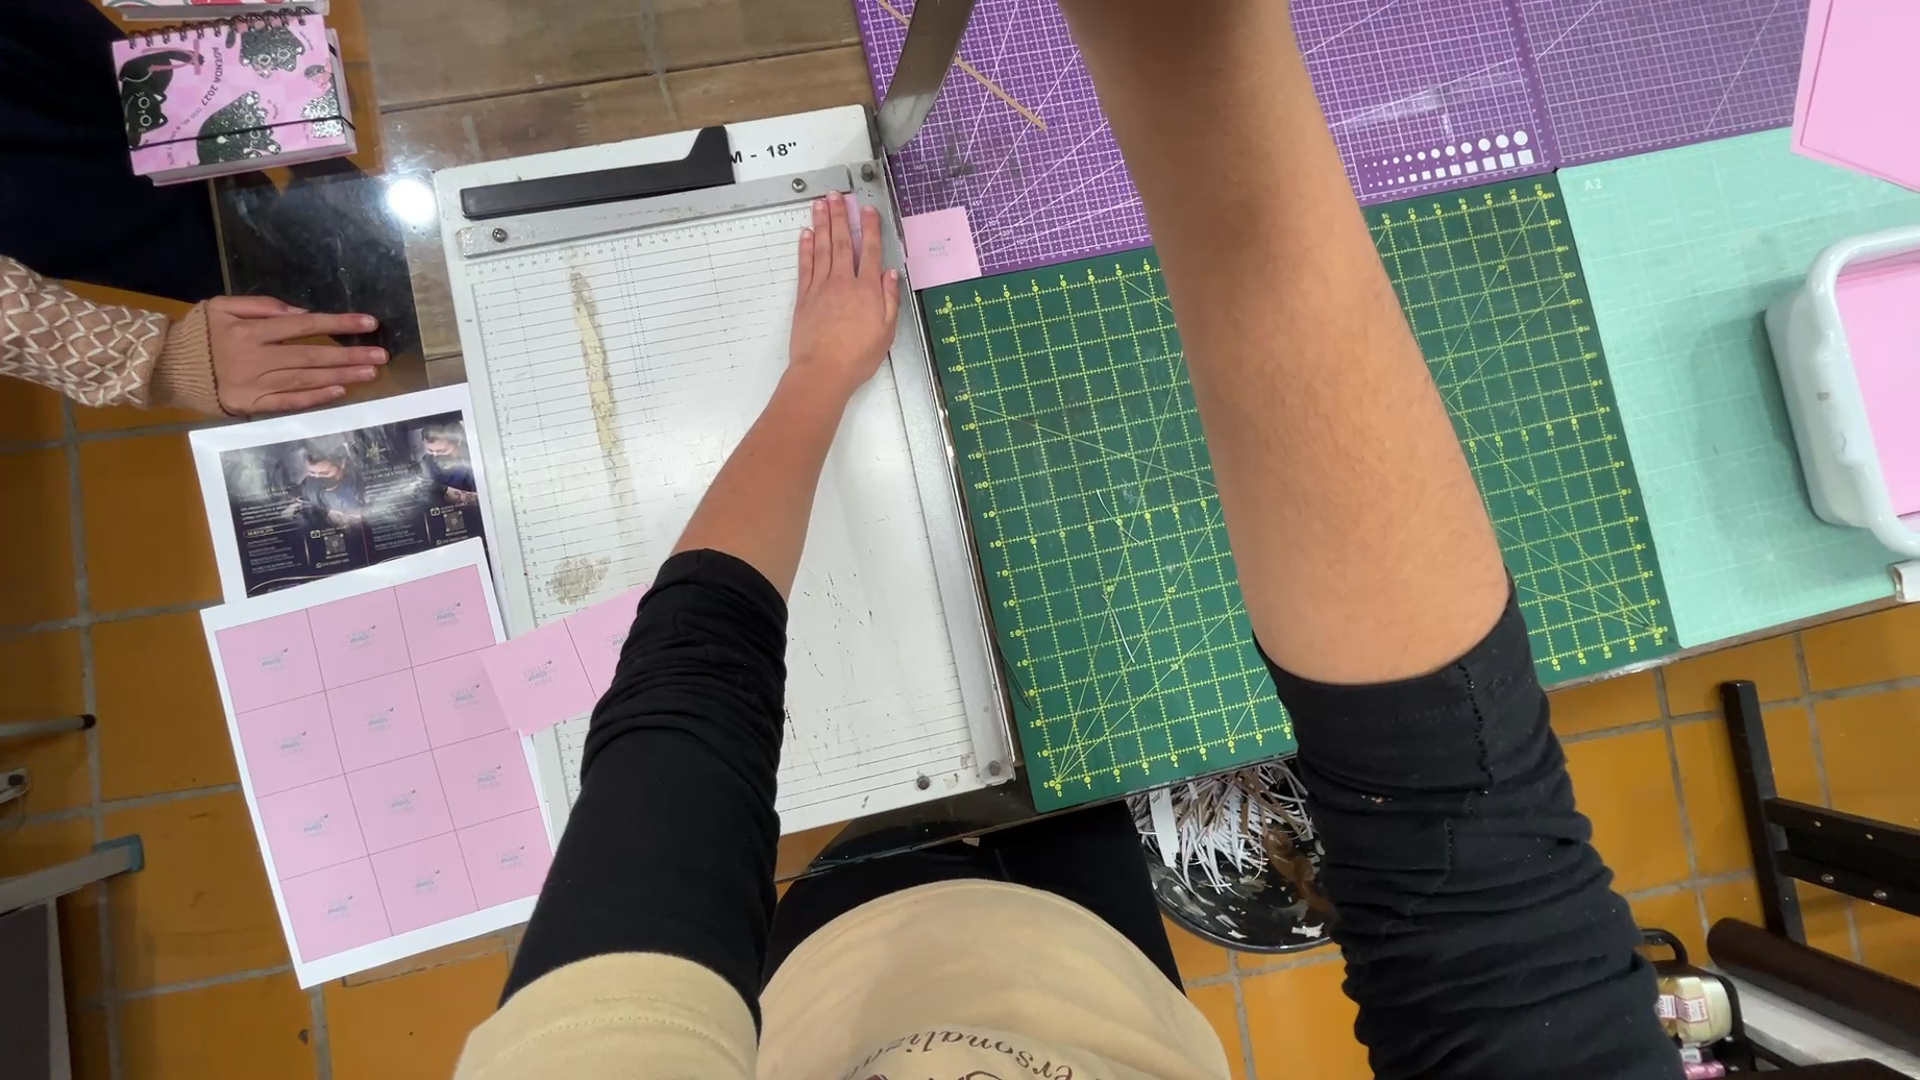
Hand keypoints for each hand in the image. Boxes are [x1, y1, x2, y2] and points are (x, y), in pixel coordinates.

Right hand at [207, 296, 387, 414]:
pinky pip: (290, 400)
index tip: (370, 323)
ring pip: (306, 379)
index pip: (303, 325)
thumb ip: (262, 306)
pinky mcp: (253, 403)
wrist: (164, 364)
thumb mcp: (222, 307)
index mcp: (248, 330)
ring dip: (342, 376)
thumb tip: (303, 313)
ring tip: (371, 372)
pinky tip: (341, 392)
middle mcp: (254, 356)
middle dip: (349, 355)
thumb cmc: (202, 333)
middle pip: (311, 355)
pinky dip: (316, 397)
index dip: (338, 324)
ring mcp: (255, 382)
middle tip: (381, 355)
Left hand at [787, 196, 900, 400]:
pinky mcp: (805, 297)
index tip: (867, 211)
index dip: (870, 229)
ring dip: (822, 224)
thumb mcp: (886, 333)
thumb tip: (891, 276)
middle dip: (841, 216)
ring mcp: (821, 288)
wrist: (824, 370)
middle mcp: (844, 283)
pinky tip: (806, 234)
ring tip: (821, 204)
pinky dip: (806, 248)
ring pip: (822, 248)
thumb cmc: (857, 358)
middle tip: (837, 196)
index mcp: (867, 291)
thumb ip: (890, 301)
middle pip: (843, 242)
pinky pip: (805, 266)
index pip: (871, 252)